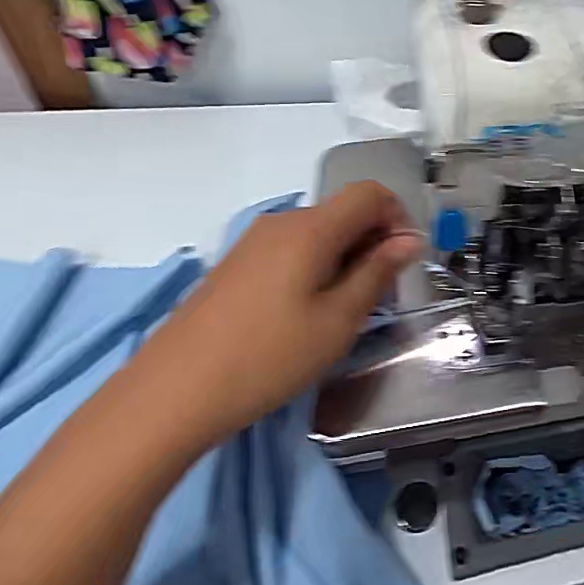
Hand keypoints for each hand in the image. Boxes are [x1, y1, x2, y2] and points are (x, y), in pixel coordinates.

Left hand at [130, 182, 420, 442]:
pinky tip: (303, 315)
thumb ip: (376, 273)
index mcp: (311, 228)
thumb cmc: (269, 356)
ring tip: (340, 314)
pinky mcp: (236, 265)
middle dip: (372, 244)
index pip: (369, 193)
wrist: (174, 390)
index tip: (402, 265)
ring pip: (317, 234)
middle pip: (343, 213)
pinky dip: (313, 269)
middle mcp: (281, 222)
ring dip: (343, 260)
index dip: (397, 219)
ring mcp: (253, 242)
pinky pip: (290, 251)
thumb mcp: (337, 321)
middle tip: (377, 299)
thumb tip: (408, 240)